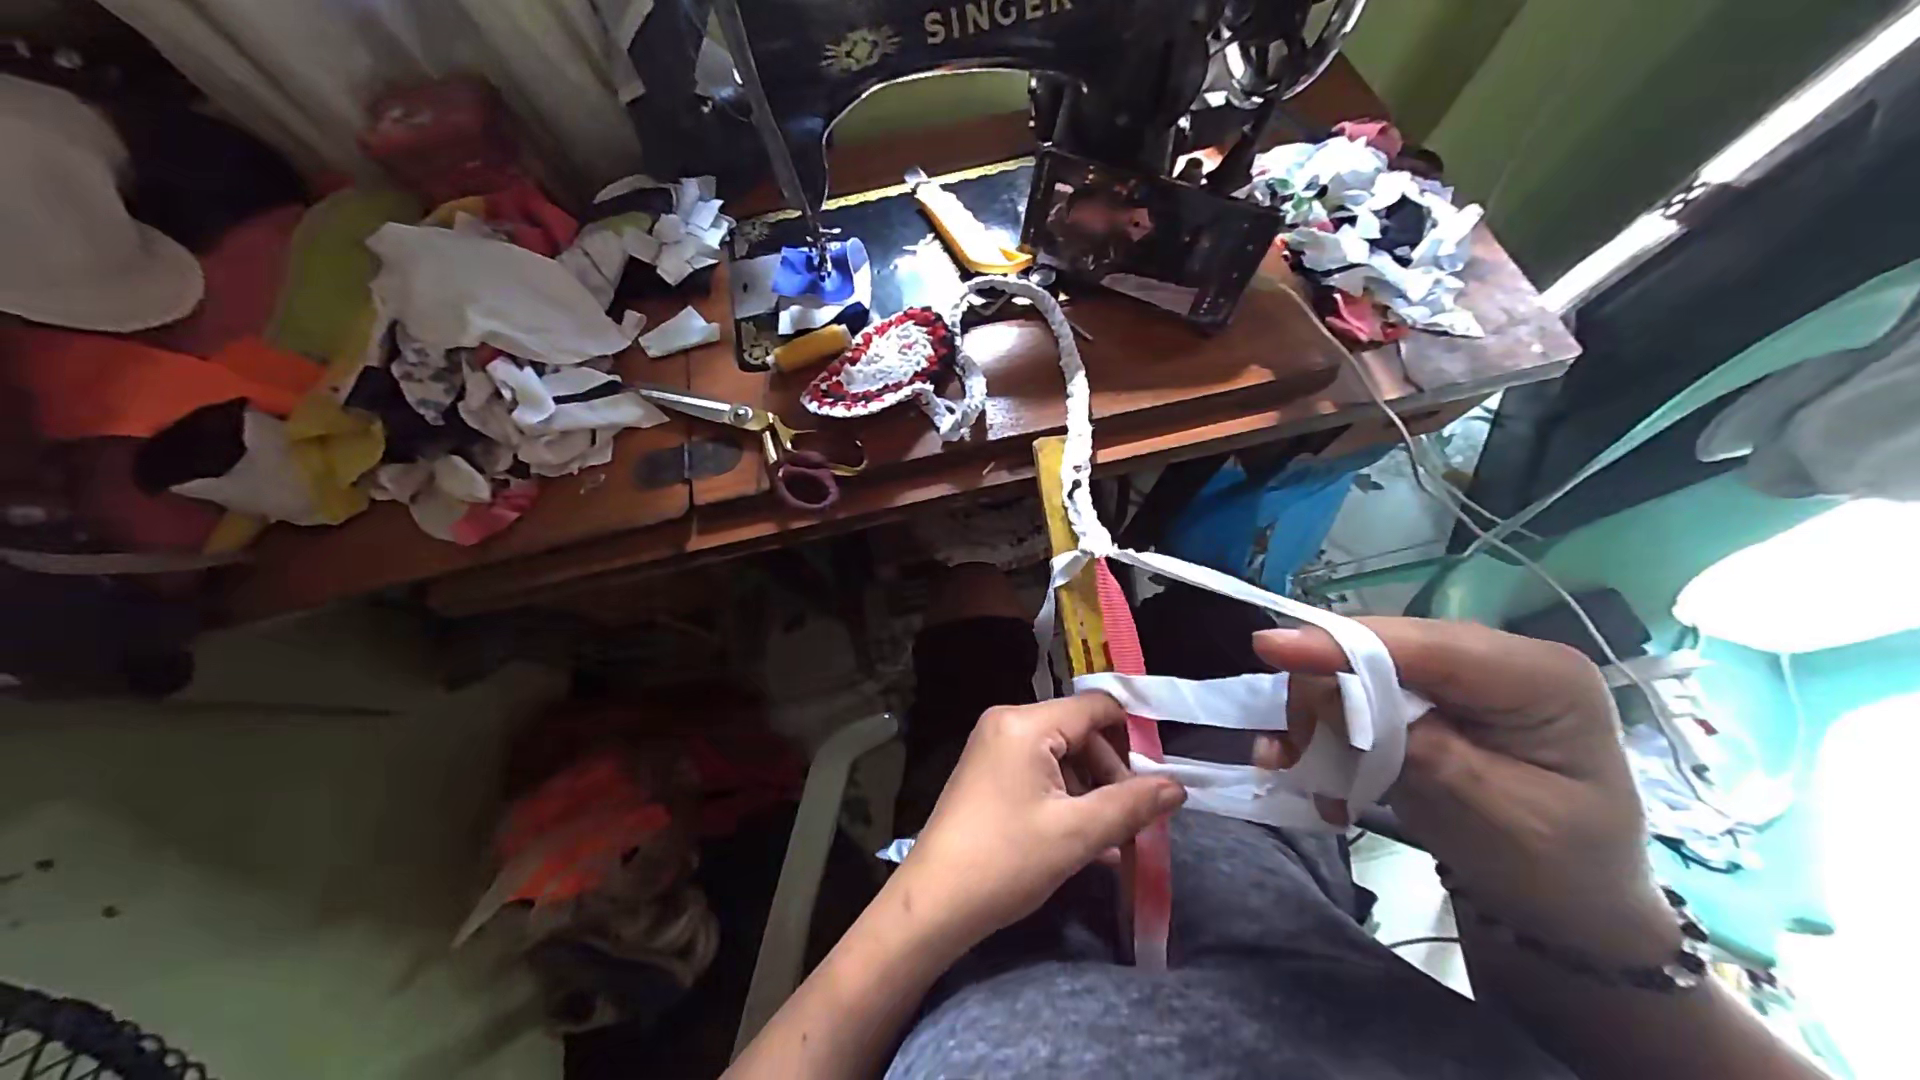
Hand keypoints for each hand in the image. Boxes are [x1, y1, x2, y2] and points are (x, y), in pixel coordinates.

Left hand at [893, 693, 1186, 947]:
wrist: (934, 903)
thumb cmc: (1006, 860)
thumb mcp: (1077, 834)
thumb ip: (1132, 804)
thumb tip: (1178, 787)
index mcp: (1025, 723)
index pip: (1096, 708)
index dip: (1134, 737)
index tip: (1160, 778)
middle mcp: (1008, 722)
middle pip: (1081, 732)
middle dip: (1112, 774)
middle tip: (1134, 822)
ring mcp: (994, 747)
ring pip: (1063, 756)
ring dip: (1093, 793)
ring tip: (1113, 840)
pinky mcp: (989, 773)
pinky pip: (1041, 772)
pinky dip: (1067, 799)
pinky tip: (1088, 841)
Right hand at [1253, 618, 1677, 959]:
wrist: (1572, 910)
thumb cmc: (1552, 869)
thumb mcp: (1489, 813)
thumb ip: (1411, 747)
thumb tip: (1323, 690)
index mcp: (1539, 677)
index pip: (1424, 646)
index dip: (1341, 643)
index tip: (1268, 648)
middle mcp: (1494, 659)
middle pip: (1380, 650)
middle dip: (1320, 689)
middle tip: (1280, 751)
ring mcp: (1459, 676)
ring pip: (1359, 670)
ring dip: (1317, 715)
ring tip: (1292, 766)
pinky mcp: (1429, 697)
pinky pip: (1360, 694)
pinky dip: (1330, 730)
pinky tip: (1319, 769)